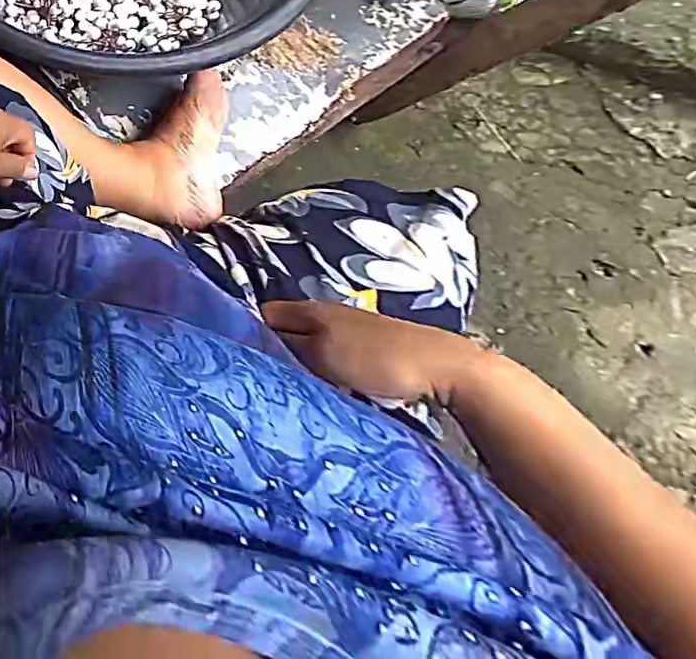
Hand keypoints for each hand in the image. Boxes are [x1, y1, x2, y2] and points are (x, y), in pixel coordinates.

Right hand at [262, 300, 492, 403]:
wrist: (444, 368)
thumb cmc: (375, 360)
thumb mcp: (320, 355)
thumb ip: (285, 347)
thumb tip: (255, 341)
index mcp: (307, 308)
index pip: (262, 314)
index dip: (251, 334)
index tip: (250, 360)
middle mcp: (324, 312)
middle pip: (287, 331)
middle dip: (280, 352)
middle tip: (277, 378)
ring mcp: (349, 328)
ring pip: (311, 345)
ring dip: (307, 364)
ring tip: (306, 387)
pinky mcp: (370, 346)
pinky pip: (334, 355)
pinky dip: (331, 370)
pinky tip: (337, 387)